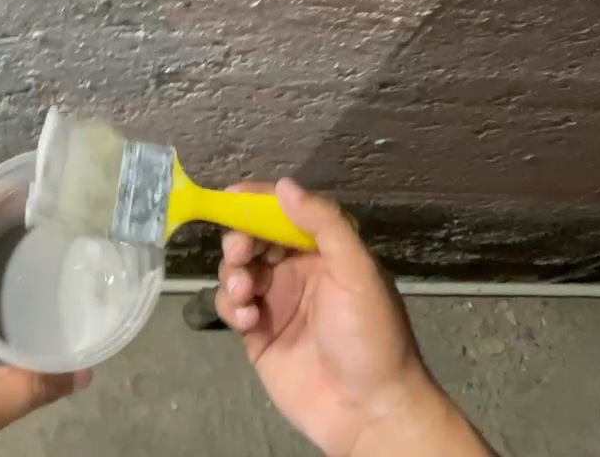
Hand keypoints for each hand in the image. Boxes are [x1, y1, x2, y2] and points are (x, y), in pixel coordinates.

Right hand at [216, 180, 490, 456]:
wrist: (369, 414)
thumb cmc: (370, 335)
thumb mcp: (357, 271)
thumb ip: (323, 223)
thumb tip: (284, 185)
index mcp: (321, 251)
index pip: (283, 213)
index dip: (256, 201)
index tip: (231, 194)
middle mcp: (294, 271)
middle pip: (252, 238)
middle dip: (239, 239)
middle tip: (238, 252)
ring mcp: (274, 302)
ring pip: (236, 270)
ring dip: (232, 274)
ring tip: (244, 293)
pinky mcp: (257, 334)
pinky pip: (230, 306)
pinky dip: (230, 306)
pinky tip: (247, 321)